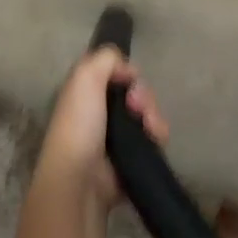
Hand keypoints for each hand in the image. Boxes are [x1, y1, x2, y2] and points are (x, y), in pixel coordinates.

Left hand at [31, 47, 168, 213]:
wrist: (82, 178)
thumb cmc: (79, 124)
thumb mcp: (84, 77)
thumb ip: (105, 59)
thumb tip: (129, 69)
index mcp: (86, 91)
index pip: (117, 73)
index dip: (128, 74)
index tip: (130, 81)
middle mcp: (101, 110)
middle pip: (136, 92)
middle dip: (144, 97)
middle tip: (137, 109)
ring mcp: (118, 134)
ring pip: (148, 114)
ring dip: (154, 117)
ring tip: (150, 129)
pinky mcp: (133, 156)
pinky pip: (154, 138)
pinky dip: (158, 136)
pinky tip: (156, 139)